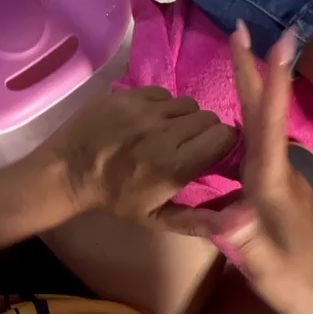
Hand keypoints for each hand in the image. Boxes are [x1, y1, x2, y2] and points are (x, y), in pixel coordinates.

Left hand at [38, 87, 236, 226]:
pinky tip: (149, 120)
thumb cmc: (116, 197)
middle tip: (187, 145)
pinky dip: (163, 106)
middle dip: (205, 132)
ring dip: (184, 118)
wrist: (68, 171)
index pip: (224, 137)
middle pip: (208, 118)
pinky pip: (164, 93)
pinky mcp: (128, 95)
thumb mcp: (157, 218)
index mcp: (174, 165)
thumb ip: (200, 219)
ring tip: (167, 132)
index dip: (223, 144)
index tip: (213, 153)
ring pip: (187, 104)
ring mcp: (143, 110)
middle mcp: (163, 133)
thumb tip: (243, 217)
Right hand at [217, 23, 312, 313]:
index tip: (274, 40)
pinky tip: (230, 125)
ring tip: (237, 58)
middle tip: (241, 27)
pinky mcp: (286, 191)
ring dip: (250, 89)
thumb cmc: (304, 286)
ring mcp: (286, 179)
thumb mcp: (267, 269)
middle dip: (254, 68)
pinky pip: (258, 146)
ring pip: (260, 126)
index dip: (269, 81)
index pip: (266, 123)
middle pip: (262, 111)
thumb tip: (224, 211)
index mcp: (272, 184)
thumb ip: (243, 238)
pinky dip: (246, 121)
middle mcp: (281, 172)